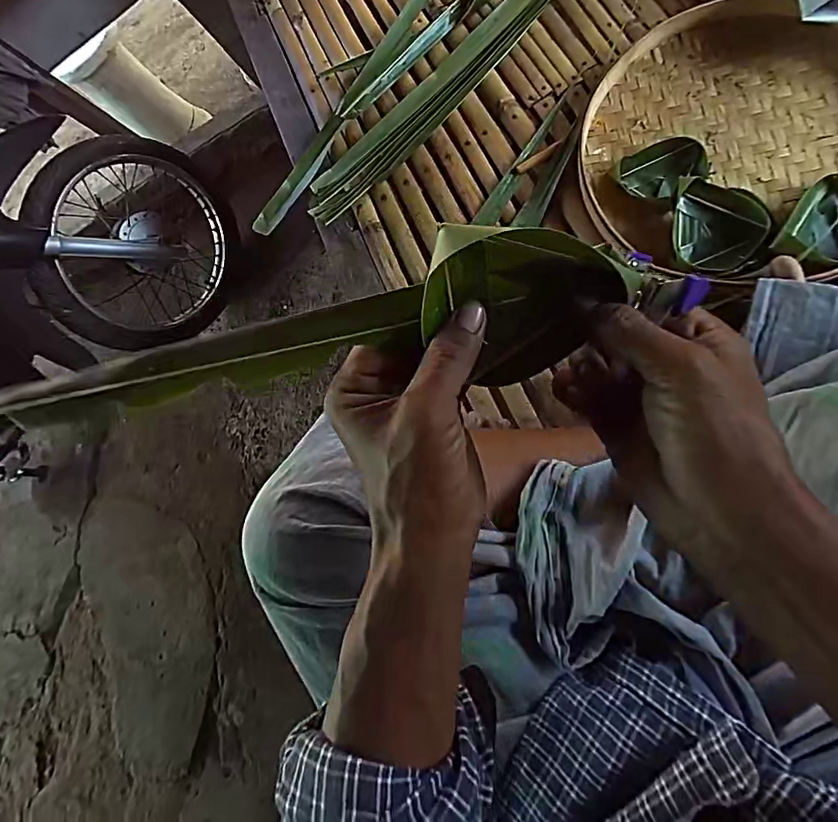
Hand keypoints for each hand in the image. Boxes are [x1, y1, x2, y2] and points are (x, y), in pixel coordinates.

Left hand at [327, 302, 487, 546]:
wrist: (436, 542)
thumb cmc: (418, 482)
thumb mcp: (428, 412)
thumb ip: (447, 358)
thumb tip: (470, 309)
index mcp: (352, 389)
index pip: (383, 335)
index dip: (416, 317)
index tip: (454, 294)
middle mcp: (371, 394)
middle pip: (409, 347)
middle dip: (441, 334)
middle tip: (477, 307)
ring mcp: (401, 406)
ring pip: (431, 363)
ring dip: (456, 352)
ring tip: (485, 328)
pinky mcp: (429, 419)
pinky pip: (446, 382)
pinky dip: (464, 373)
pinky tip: (484, 362)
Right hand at [553, 304, 798, 558]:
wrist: (719, 514)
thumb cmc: (714, 429)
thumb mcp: (681, 367)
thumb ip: (632, 331)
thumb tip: (589, 303)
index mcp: (698, 338)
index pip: (651, 303)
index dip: (618, 298)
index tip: (580, 294)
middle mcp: (667, 361)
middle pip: (616, 332)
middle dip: (592, 335)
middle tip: (579, 345)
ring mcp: (639, 394)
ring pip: (596, 363)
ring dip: (579, 364)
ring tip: (572, 376)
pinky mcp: (615, 424)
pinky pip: (586, 395)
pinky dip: (572, 389)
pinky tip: (565, 391)